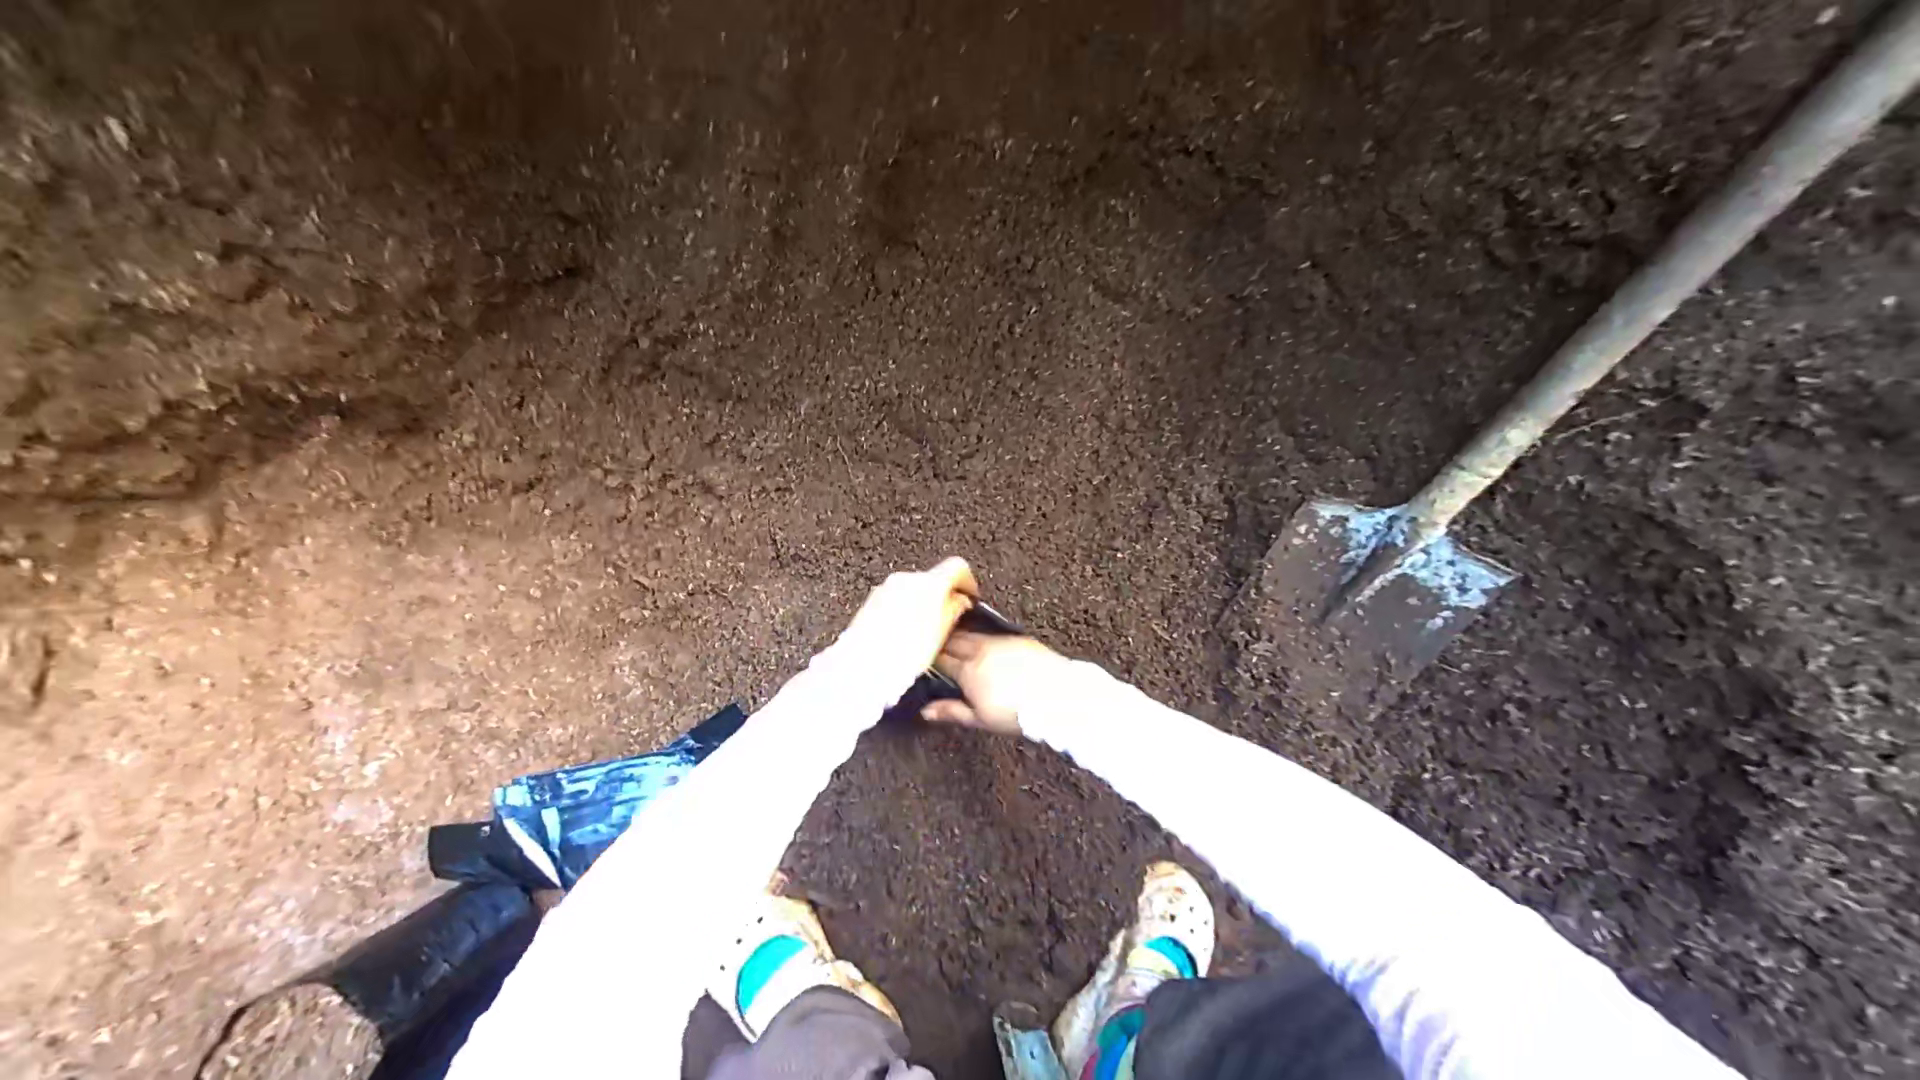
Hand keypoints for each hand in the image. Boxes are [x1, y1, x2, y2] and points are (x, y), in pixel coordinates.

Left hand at [834, 557, 979, 684]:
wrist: (863, 667)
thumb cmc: (901, 655)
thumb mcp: (941, 634)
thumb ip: (955, 609)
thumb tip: (960, 601)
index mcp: (928, 583)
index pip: (957, 567)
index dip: (967, 582)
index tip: (969, 596)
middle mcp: (905, 579)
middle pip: (933, 578)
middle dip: (943, 596)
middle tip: (949, 618)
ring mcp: (885, 588)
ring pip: (913, 589)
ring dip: (922, 604)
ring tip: (924, 631)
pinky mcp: (871, 601)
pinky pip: (895, 599)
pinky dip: (904, 610)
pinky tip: (904, 633)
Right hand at [920, 631, 1063, 735]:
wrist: (1057, 697)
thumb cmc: (1017, 714)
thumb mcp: (980, 719)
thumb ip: (951, 711)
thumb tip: (925, 711)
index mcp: (967, 670)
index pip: (941, 659)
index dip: (930, 659)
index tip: (922, 658)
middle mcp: (980, 650)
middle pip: (954, 640)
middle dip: (942, 641)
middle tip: (932, 643)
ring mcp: (999, 642)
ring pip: (971, 633)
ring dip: (959, 635)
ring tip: (952, 638)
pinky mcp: (1017, 639)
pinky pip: (991, 633)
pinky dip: (980, 635)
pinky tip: (981, 641)